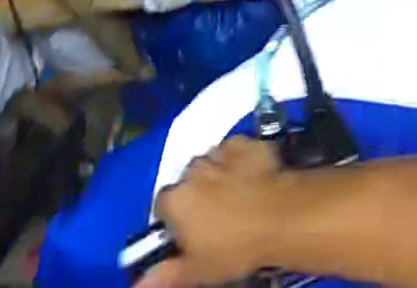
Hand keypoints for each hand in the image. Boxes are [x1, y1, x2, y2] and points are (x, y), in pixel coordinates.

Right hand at [137, 137, 290, 287]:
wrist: (277, 214)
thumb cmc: (234, 246)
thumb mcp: (198, 270)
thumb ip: (167, 275)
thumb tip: (139, 284)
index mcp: (176, 199)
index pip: (162, 205)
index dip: (173, 220)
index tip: (186, 234)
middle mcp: (192, 170)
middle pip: (187, 182)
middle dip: (197, 195)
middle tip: (215, 218)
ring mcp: (218, 152)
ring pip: (211, 164)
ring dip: (218, 176)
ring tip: (237, 198)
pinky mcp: (243, 142)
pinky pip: (234, 151)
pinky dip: (239, 161)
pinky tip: (250, 176)